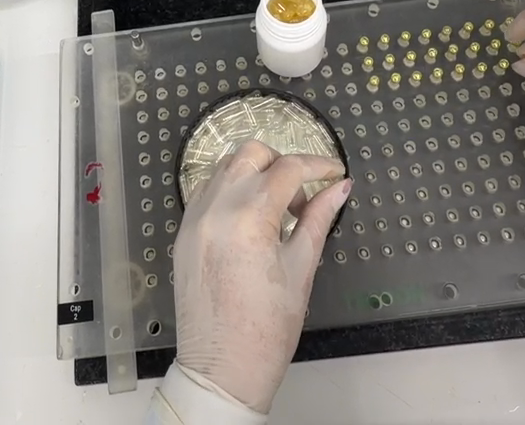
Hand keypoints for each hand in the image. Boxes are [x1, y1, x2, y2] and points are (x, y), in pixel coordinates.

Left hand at [171, 140, 349, 413]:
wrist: (221, 372)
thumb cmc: (268, 329)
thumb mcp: (301, 270)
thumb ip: (319, 219)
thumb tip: (340, 187)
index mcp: (250, 216)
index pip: (288, 169)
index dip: (317, 165)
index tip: (335, 173)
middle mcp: (216, 205)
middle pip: (252, 154)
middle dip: (282, 164)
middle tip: (302, 197)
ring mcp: (194, 215)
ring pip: (226, 165)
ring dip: (255, 172)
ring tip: (276, 209)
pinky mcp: (183, 229)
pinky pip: (207, 188)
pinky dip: (230, 188)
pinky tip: (248, 216)